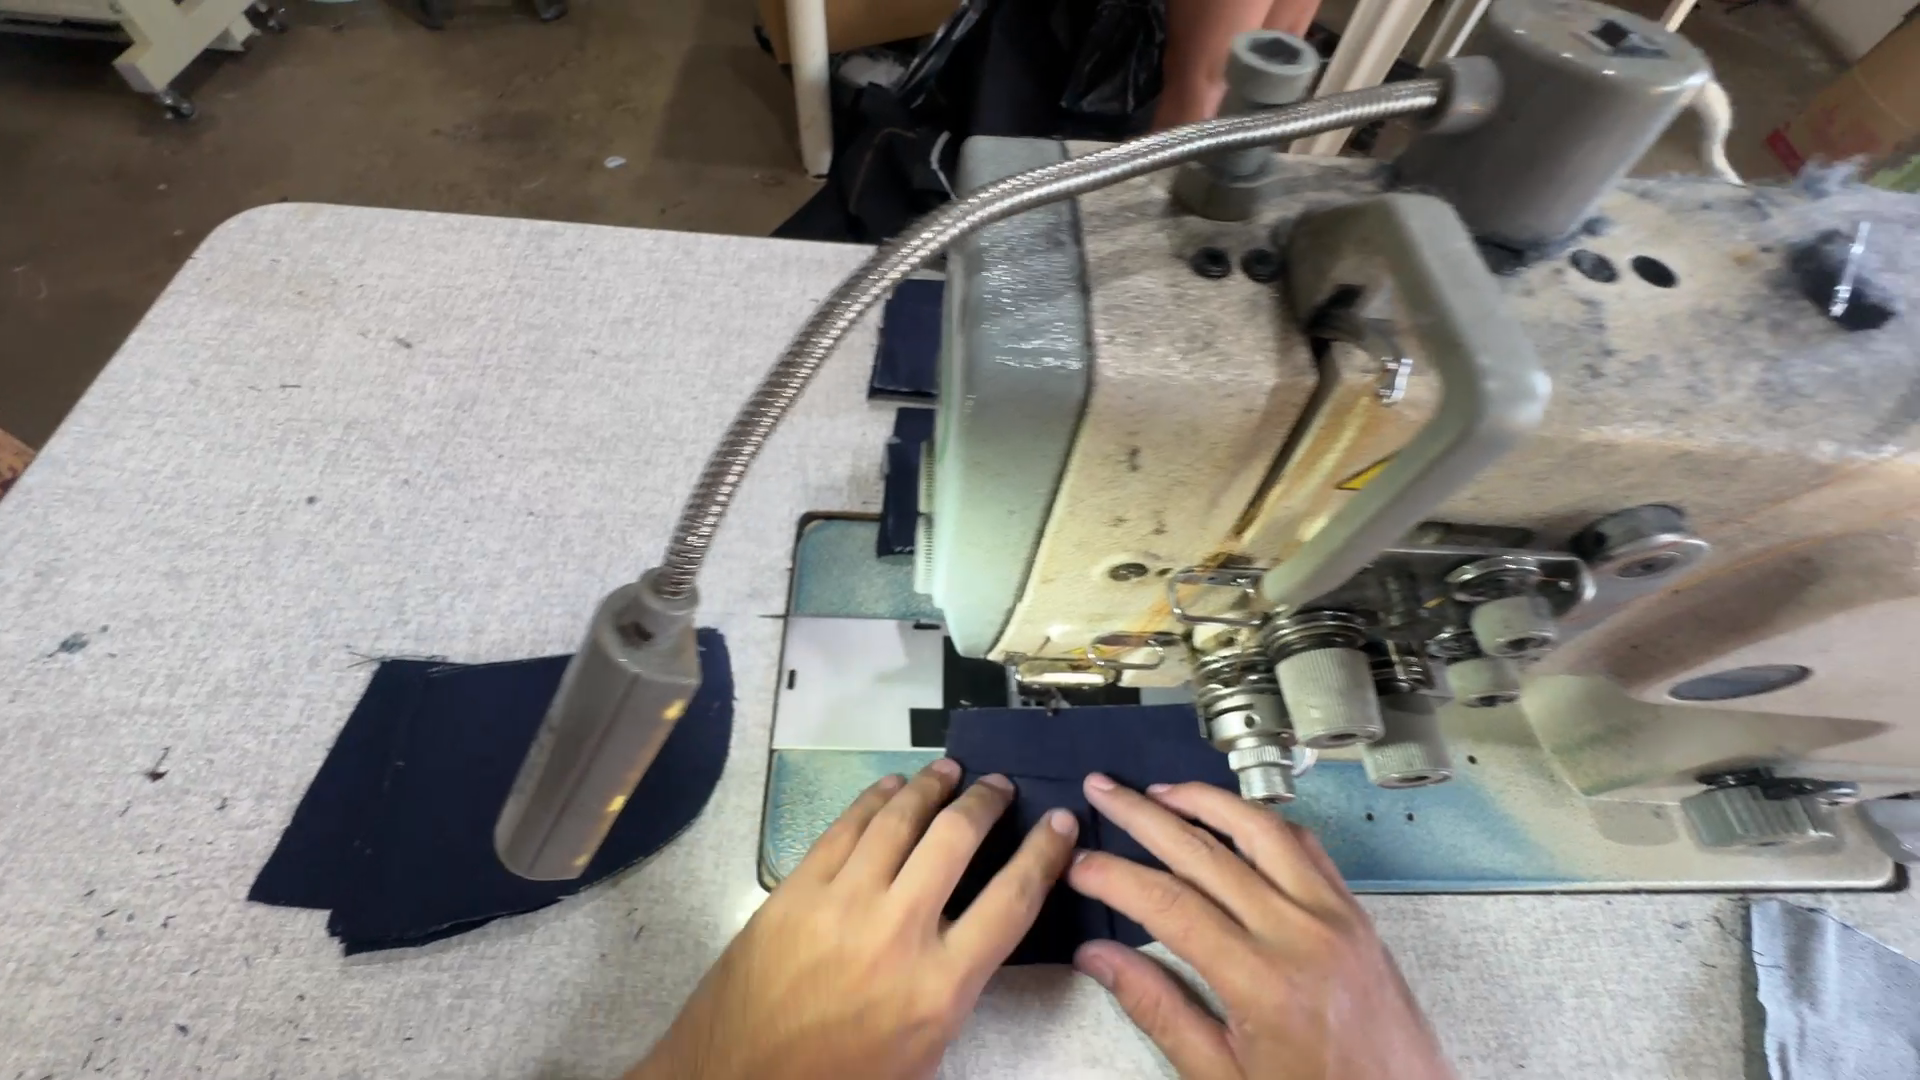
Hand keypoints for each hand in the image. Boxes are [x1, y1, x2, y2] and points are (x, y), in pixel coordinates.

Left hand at [627, 759, 1078, 1079]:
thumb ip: (956, 978)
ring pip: (900, 818)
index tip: (1061, 821)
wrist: (736, 1079)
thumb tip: (979, 915)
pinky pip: (847, 824)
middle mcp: (899, 931)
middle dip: (985, 801)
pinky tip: (891, 785)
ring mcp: (844, 899)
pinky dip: (875, 797)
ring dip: (931, 785)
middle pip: (956, 839)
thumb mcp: (924, 1048)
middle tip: (998, 784)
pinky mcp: (800, 884)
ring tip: (949, 770)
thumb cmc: (841, 1076)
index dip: (1044, 854)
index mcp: (939, 985)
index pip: (1011, 901)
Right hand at [1067, 773, 1453, 1079]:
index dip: (1115, 877)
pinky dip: (1258, 820)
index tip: (1078, 862)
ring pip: (1257, 829)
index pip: (1169, 905)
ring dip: (1201, 800)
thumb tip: (1094, 955)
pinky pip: (1304, 845)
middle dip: (1142, 815)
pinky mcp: (1356, 912)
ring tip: (1157, 790)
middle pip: (1204, 852)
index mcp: (1264, 984)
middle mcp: (1300, 933)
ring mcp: (1334, 915)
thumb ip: (1156, 1008)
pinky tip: (1229, 816)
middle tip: (1100, 789)